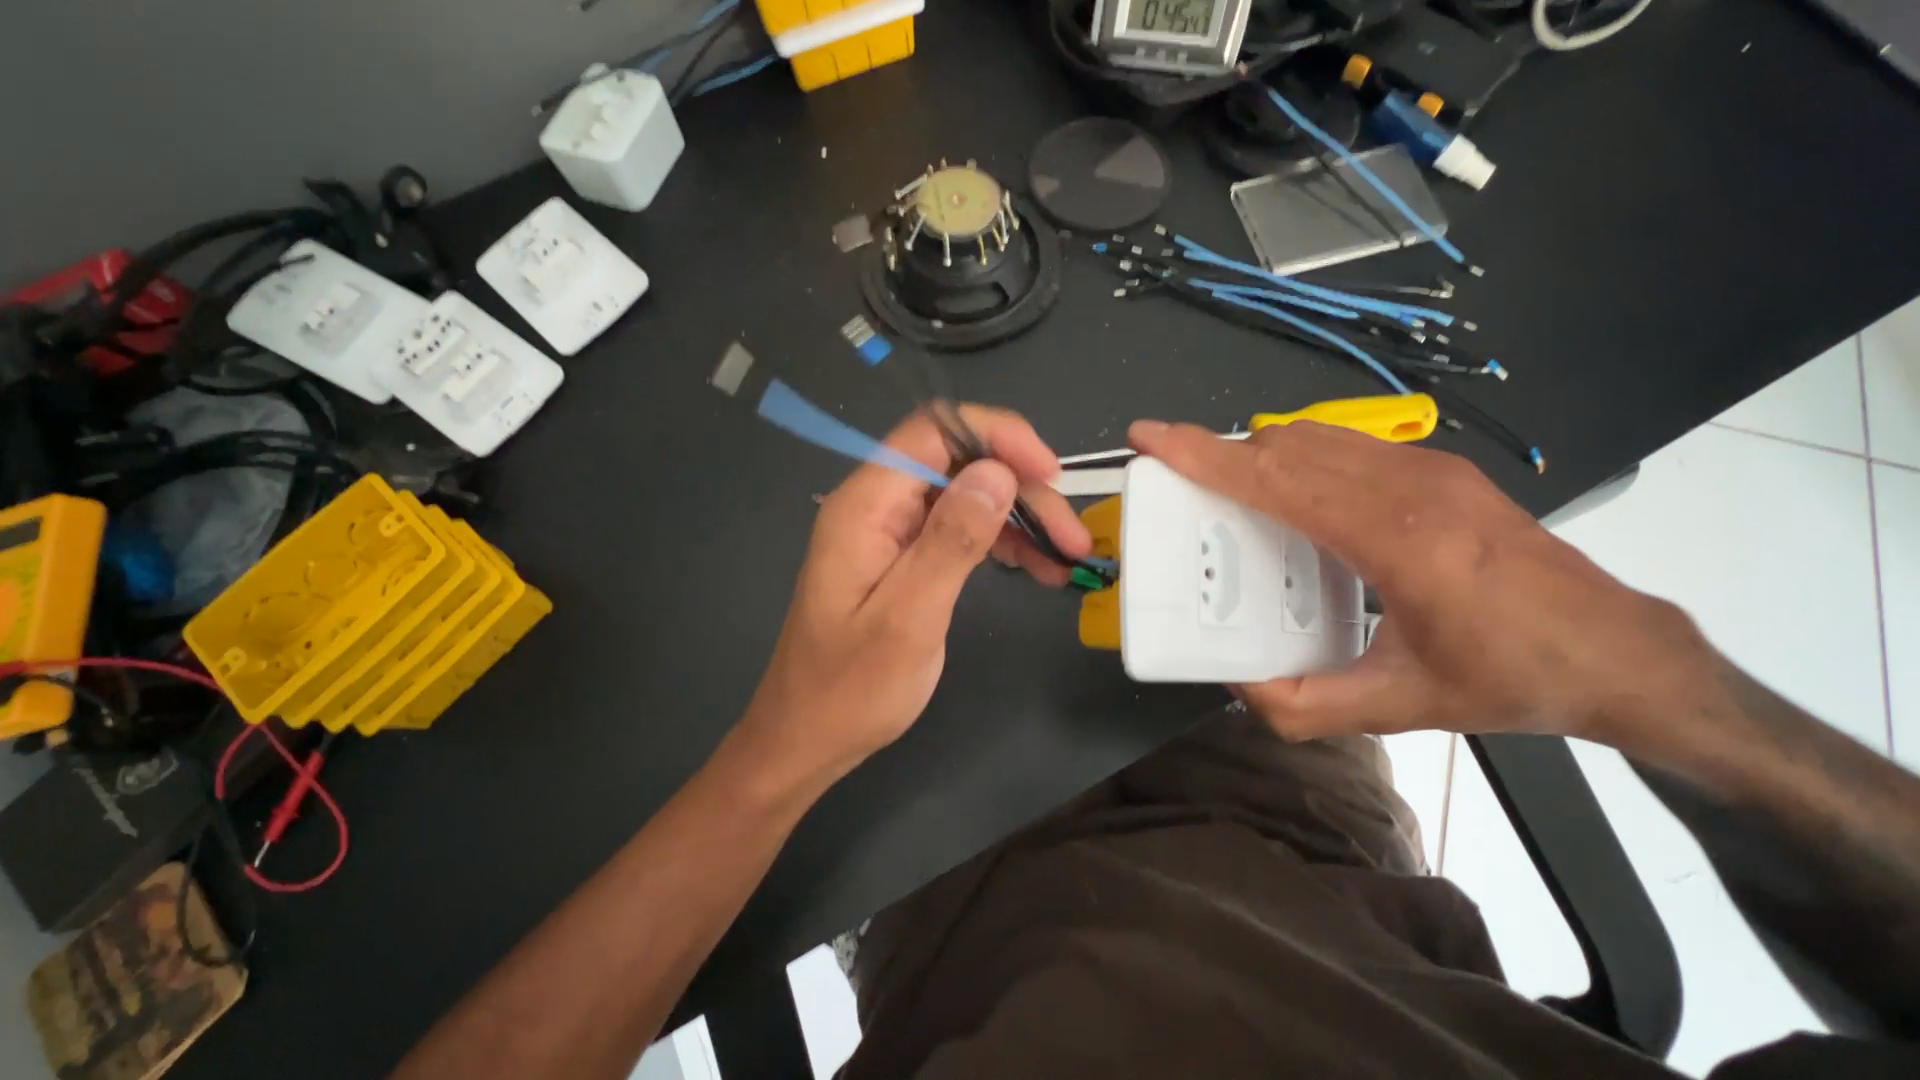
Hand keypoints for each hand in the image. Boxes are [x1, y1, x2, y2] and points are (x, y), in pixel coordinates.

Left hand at [738, 406, 1092, 783]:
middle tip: (1072, 537)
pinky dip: (999, 543)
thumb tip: (997, 472)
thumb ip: (952, 540)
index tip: (1049, 473)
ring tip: (1067, 558)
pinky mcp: (901, 560)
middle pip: (958, 463)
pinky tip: (1035, 568)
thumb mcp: (909, 617)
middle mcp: (876, 507)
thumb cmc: (851, 689)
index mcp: (866, 506)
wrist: (807, 739)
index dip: (998, 436)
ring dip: (1019, 518)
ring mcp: (888, 534)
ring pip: (965, 497)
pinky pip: (956, 532)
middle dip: (1021, 488)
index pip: (934, 432)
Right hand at [1128, 419, 1713, 742]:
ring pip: (1318, 437)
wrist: (1616, 652)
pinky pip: (1349, 447)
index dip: (1203, 455)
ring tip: (1222, 486)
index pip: (1277, 479)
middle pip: (1287, 446)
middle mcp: (1411, 487)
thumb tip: (1233, 681)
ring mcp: (1432, 470)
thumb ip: (1302, 706)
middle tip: (1174, 478)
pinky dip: (1300, 458)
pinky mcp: (1445, 470)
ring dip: (1259, 452)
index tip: (1148, 436)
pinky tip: (1293, 496)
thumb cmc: (1508, 680)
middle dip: (1219, 452)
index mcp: (1396, 539)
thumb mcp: (1398, 708)